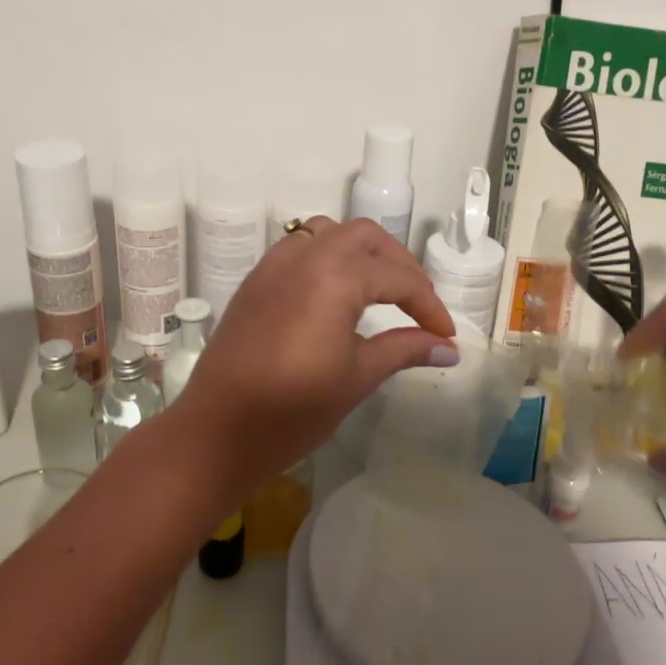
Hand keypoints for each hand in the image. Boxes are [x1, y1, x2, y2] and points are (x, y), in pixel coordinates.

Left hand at [163, 216, 458, 498]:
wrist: (217, 431)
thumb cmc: (293, 409)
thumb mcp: (357, 378)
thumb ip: (404, 350)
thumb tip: (448, 348)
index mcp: (335, 276)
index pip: (397, 278)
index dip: (428, 305)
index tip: (445, 336)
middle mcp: (304, 257)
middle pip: (364, 236)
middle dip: (398, 263)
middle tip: (417, 302)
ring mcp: (273, 267)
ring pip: (327, 233)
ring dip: (359, 252)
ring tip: (378, 290)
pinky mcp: (254, 283)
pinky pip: (297, 249)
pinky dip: (326, 258)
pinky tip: (334, 295)